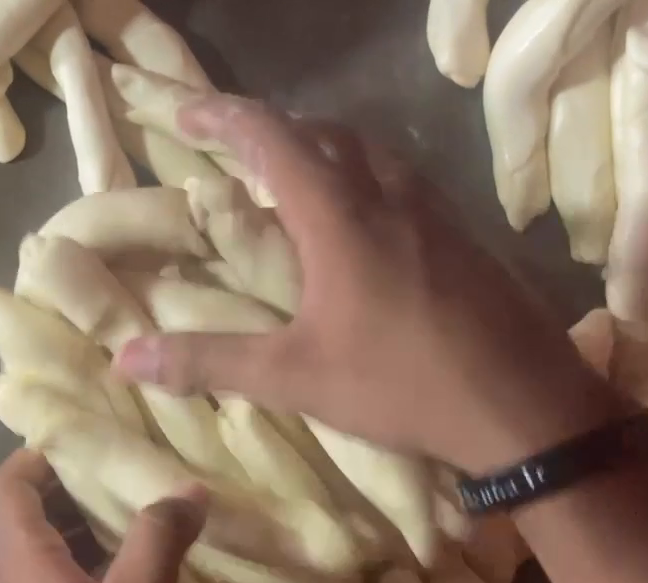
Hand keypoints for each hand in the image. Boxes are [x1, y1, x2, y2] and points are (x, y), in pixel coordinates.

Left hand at [0, 449, 205, 582]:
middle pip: (35, 516)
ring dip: (98, 529)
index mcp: (23, 568)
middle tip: (141, 467)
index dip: (42, 452)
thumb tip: (183, 491)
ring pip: (57, 554)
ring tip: (156, 513)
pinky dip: (102, 568)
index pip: (10, 486)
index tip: (94, 435)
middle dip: (83, 486)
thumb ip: (158, 537)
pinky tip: (152, 575)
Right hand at [113, 97, 629, 473]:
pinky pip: (398, 182)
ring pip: (369, 152)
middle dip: (269, 130)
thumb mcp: (292, 378)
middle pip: (324, 133)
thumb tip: (124, 358)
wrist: (522, 403)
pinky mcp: (459, 237)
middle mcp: (389, 196)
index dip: (224, 118)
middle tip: (230, 148)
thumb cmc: (400, 383)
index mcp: (341, 218)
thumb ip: (208, 360)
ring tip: (285, 179)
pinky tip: (352, 223)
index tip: (184, 114)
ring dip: (320, 149)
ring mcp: (433, 212)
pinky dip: (358, 180)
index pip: (275, 140)